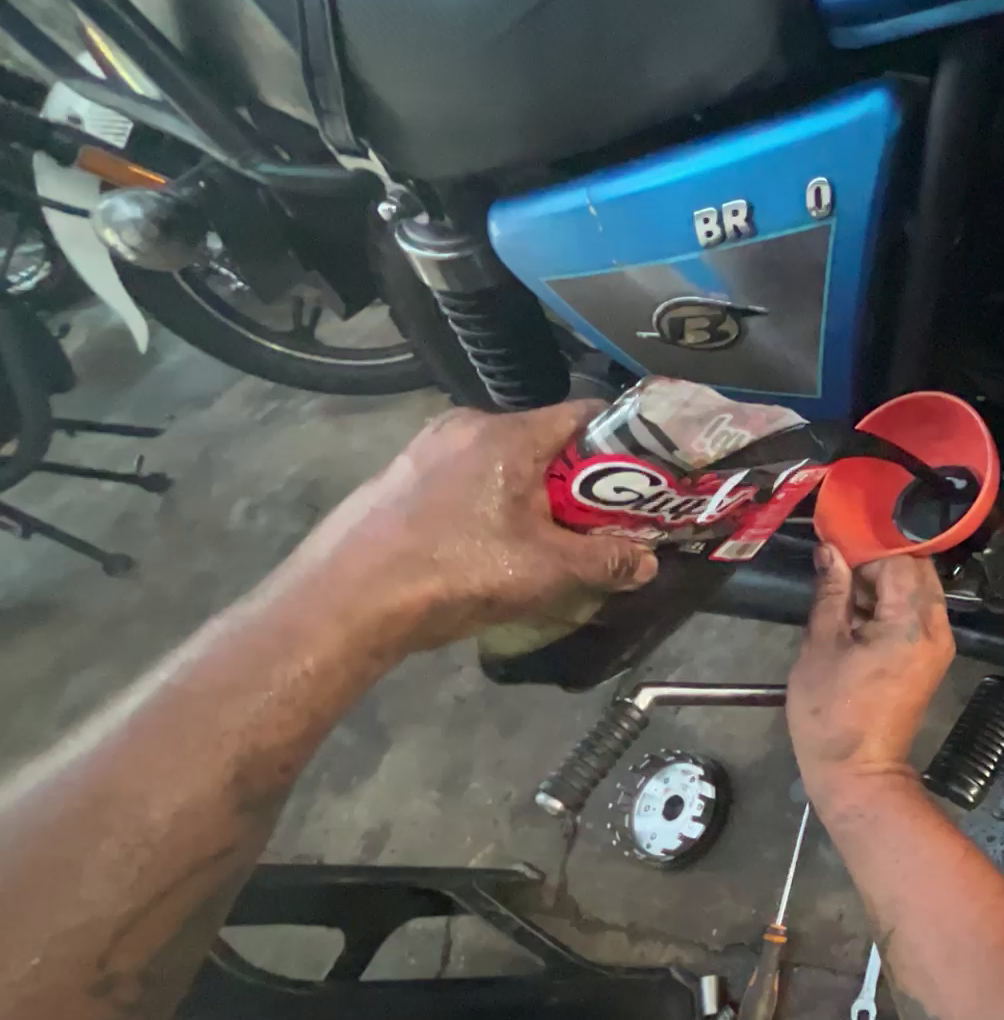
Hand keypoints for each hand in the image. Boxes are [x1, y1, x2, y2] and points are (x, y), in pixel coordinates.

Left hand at [275, 401, 657, 653]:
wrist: (338, 606)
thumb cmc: (454, 573)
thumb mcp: (548, 572)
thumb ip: (608, 561)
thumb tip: (648, 563)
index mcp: (508, 435)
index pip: (588, 413)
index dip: (625, 442)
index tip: (642, 477)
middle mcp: (466, 426)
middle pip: (548, 439)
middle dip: (582, 478)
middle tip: (601, 517)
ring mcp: (426, 448)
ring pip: (508, 459)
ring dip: (538, 491)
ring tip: (550, 534)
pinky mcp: (400, 475)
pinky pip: (470, 474)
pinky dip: (497, 498)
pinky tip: (493, 542)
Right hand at [786, 546, 954, 802]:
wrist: (858, 772)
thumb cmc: (832, 714)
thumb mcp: (821, 646)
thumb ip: (831, 592)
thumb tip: (829, 550)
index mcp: (911, 624)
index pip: (900, 560)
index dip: (867, 550)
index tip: (837, 549)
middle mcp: (937, 628)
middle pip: (918, 570)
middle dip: (880, 561)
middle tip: (841, 570)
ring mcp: (940, 643)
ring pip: (920, 589)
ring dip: (887, 581)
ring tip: (847, 591)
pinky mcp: (933, 655)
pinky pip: (919, 611)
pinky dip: (894, 602)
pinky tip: (861, 612)